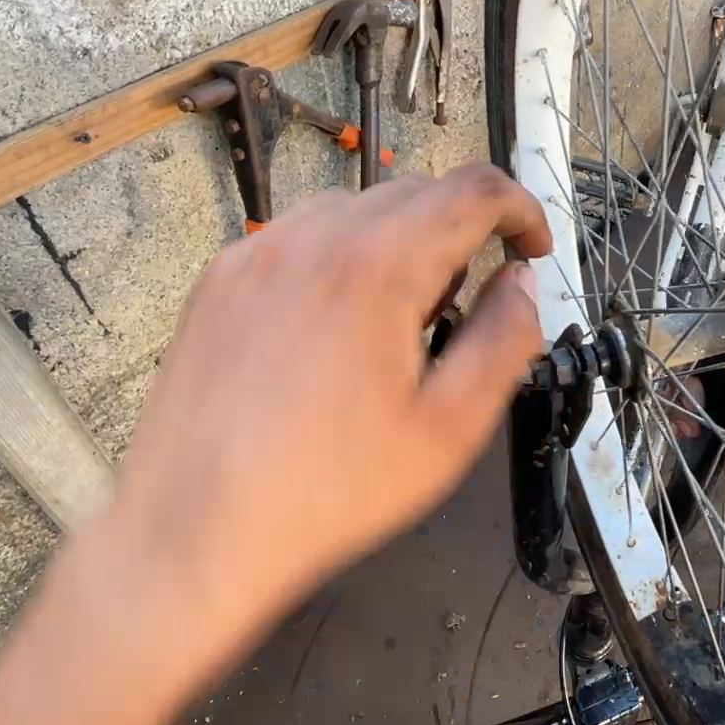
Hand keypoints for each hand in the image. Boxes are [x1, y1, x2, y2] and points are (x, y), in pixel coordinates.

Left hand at [102, 165, 551, 658]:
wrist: (191, 534)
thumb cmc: (331, 489)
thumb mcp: (452, 427)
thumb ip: (505, 339)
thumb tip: (521, 283)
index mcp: (378, 267)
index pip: (473, 191)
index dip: (522, 209)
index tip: (533, 249)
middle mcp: (313, 238)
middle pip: (419, 191)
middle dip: (466, 230)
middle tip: (468, 302)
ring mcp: (257, 252)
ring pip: (361, 208)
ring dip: (407, 240)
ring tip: (403, 318)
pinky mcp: (222, 278)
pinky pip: (306, 235)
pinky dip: (349, 254)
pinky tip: (341, 322)